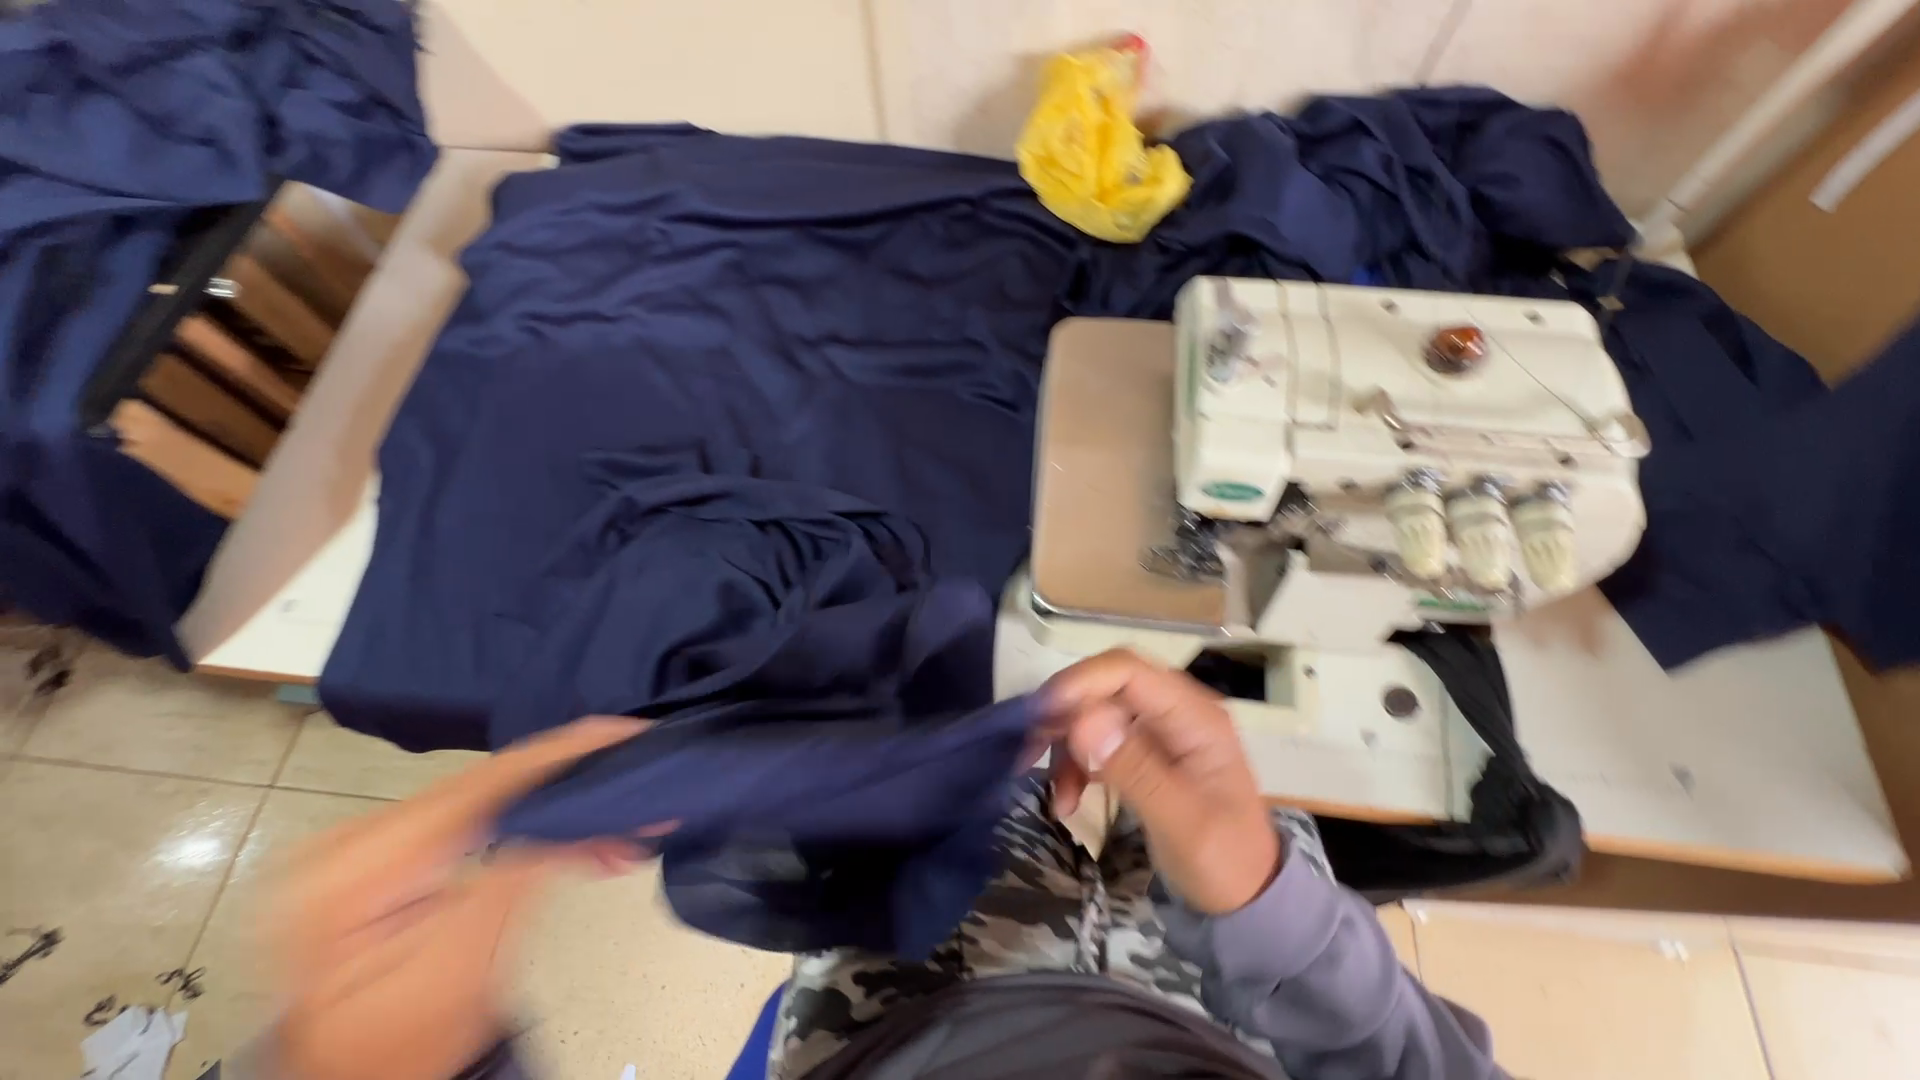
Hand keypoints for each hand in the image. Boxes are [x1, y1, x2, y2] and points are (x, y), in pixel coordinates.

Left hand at [269, 717, 652, 1079]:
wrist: (360, 1079)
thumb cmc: (404, 1041)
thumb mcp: (471, 962)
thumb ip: (525, 871)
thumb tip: (588, 810)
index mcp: (356, 865)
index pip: (480, 783)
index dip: (561, 753)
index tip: (624, 733)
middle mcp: (351, 837)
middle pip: (487, 785)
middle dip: (571, 786)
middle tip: (640, 795)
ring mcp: (367, 840)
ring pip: (490, 794)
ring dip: (559, 805)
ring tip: (619, 826)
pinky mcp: (390, 848)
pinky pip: (477, 812)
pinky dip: (532, 819)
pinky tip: (575, 828)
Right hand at [1047, 650, 1281, 913]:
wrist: (1247, 901)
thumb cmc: (1225, 862)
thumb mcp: (1183, 823)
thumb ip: (1135, 770)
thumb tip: (1082, 720)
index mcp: (1194, 716)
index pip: (1127, 670)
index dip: (1080, 683)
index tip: (1040, 717)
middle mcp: (1174, 712)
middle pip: (1104, 687)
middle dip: (1064, 716)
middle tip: (1029, 752)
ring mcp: (1158, 732)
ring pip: (1093, 715)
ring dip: (1065, 747)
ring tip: (1056, 796)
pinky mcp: (1142, 753)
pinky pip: (1095, 743)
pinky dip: (1074, 767)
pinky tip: (1066, 802)